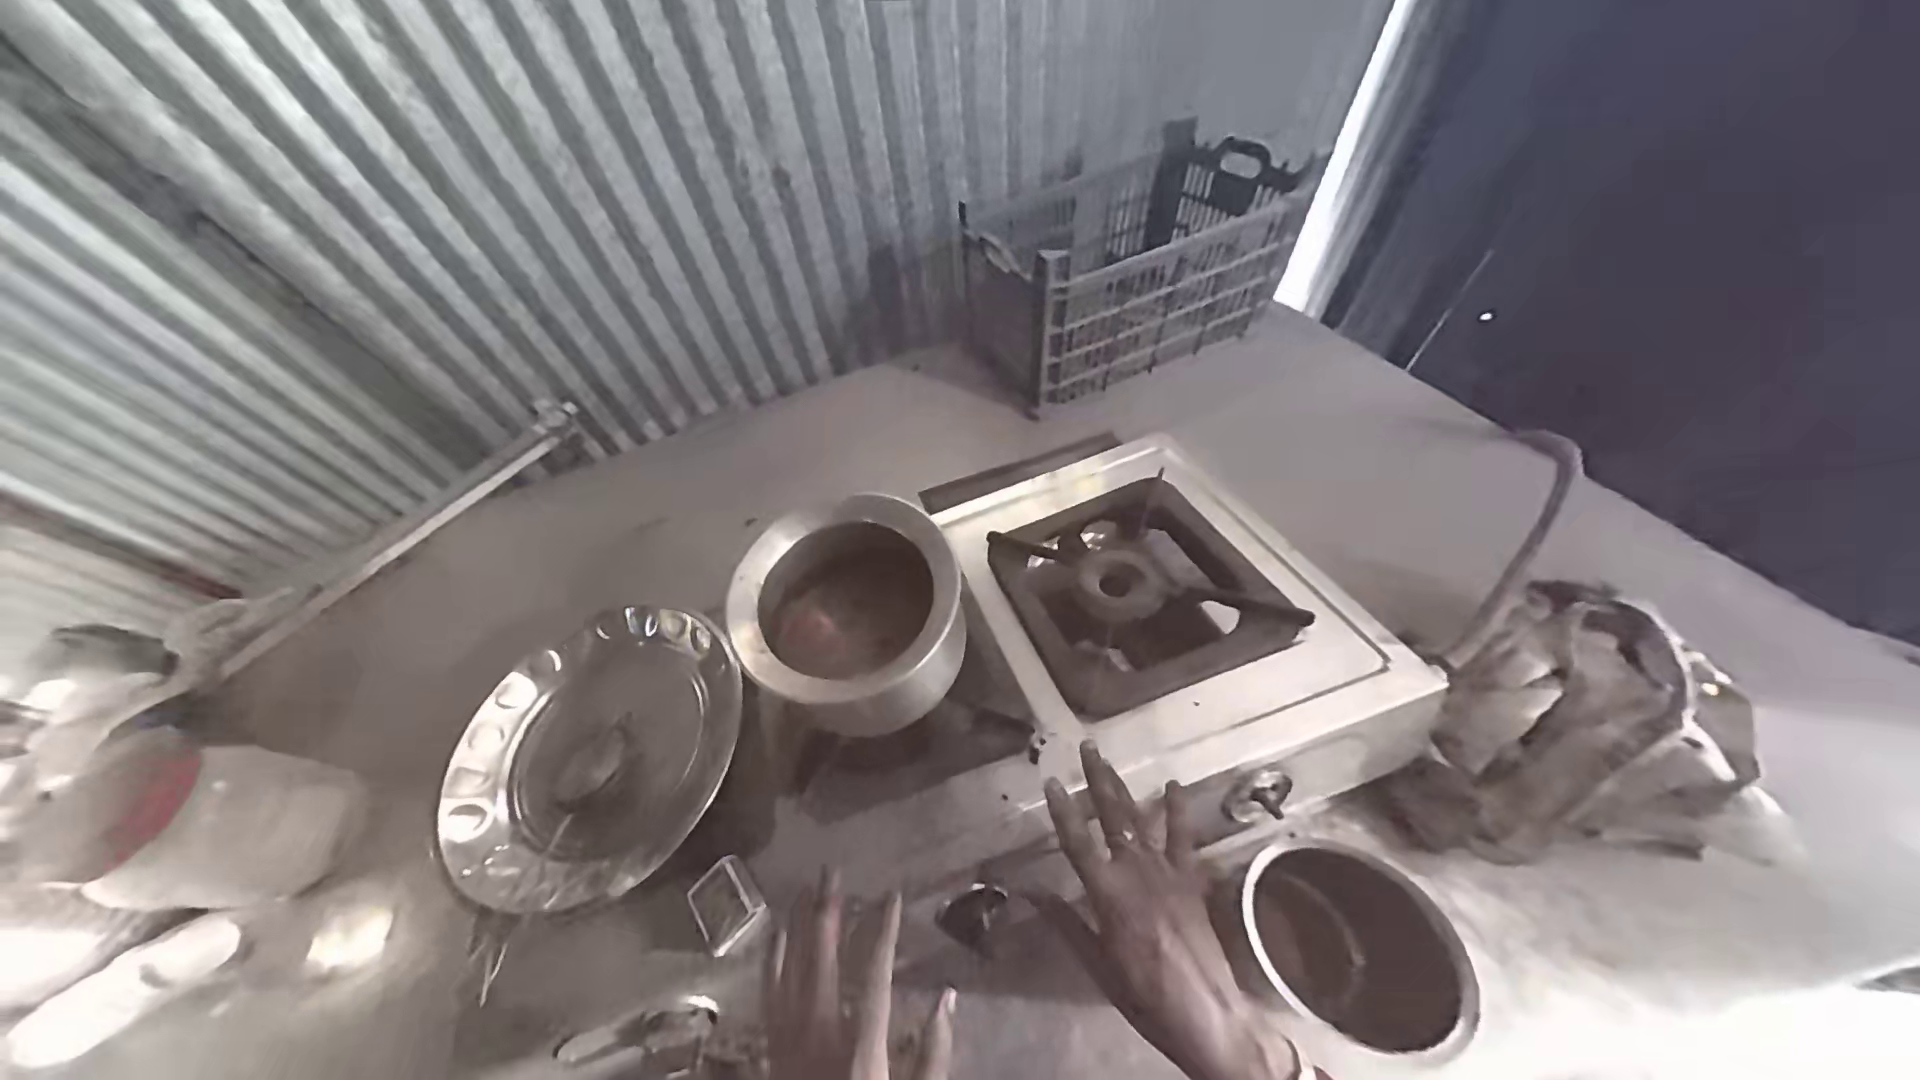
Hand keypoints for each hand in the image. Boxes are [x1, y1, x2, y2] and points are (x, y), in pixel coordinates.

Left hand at [765, 870, 954, 1079]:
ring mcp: (790, 1048)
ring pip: (789, 974)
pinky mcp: (773, 1056)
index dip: (883, 931)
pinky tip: (774, 936)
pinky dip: (771, 963)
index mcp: (861, 1052)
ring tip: (804, 888)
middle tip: (832, 871)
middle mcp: (820, 1041)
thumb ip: (934, 1056)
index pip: (874, 977)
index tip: (891, 894)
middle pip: (821, 964)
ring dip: (796, 928)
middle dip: (827, 913)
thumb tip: (949, 997)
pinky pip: (768, 999)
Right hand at [1039, 741, 1301, 1079]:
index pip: (1076, 842)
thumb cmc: (1143, 994)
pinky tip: (1173, 785)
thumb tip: (1027, 890)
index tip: (1051, 781)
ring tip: (1110, 761)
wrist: (1207, 1015)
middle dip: (1097, 778)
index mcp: (1107, 892)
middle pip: (1111, 815)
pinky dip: (1177, 809)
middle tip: (1087, 747)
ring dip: (1124, 786)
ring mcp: (1165, 870)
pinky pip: (1183, 836)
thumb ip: (1063, 920)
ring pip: (1139, 817)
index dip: (1062, 810)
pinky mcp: (1190, 878)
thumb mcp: (1096, 962)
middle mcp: (1134, 870)